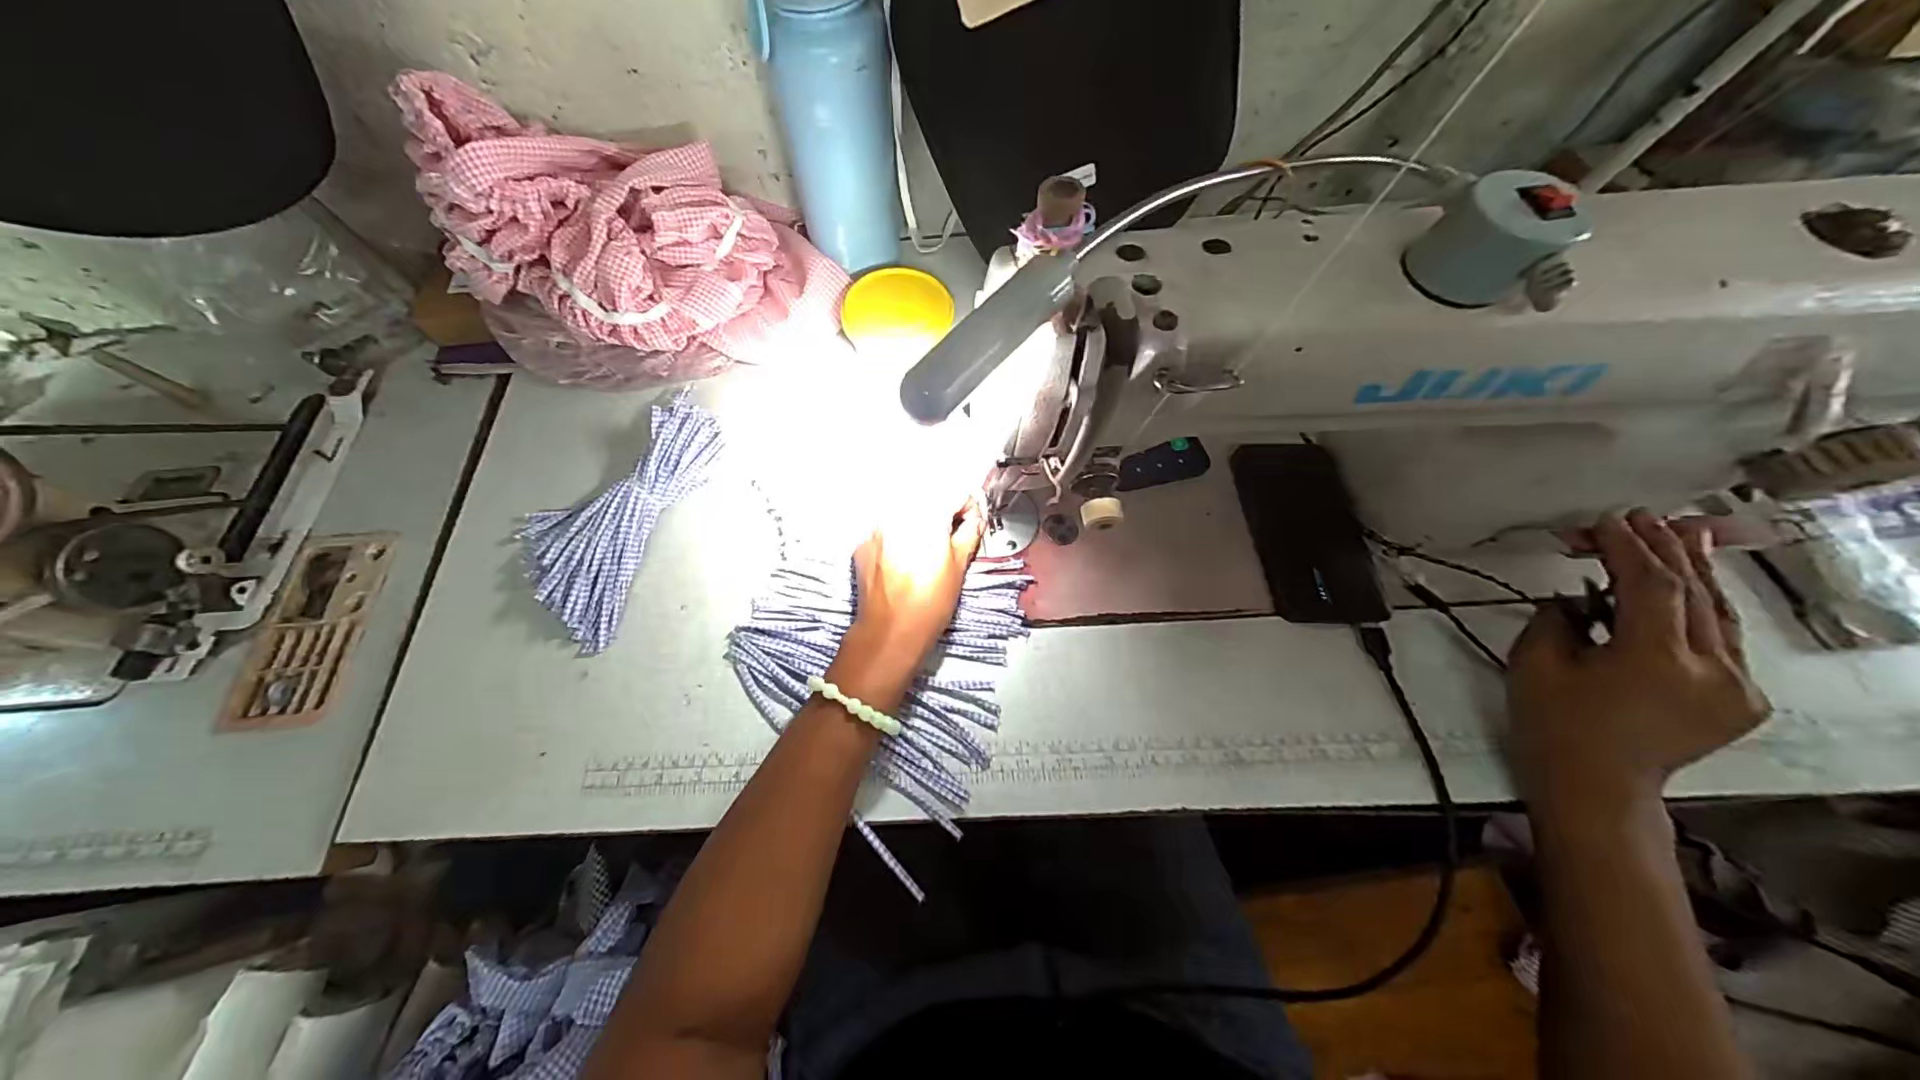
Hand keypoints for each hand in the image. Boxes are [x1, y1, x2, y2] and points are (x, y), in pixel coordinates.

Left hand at [829, 495, 985, 709]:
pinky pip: (888, 526)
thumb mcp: (959, 567)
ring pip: (906, 508)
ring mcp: (877, 526)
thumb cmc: (928, 604)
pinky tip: (907, 556)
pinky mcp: (864, 541)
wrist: (889, 632)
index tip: (972, 519)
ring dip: (921, 519)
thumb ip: (969, 533)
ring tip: (929, 546)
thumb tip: (973, 520)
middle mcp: (898, 512)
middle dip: (944, 509)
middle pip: (928, 495)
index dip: (969, 505)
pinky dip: (900, 532)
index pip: (955, 491)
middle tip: (953, 532)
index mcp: (926, 514)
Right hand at [1507, 509, 1771, 812]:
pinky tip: (1694, 585)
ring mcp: (1736, 687)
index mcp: (1656, 661)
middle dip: (1663, 549)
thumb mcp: (1535, 664)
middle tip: (1640, 518)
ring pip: (1718, 613)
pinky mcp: (1741, 699)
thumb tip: (1577, 597)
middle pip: (1693, 592)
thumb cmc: (1555, 727)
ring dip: (1694, 571)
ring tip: (1681, 534)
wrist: (1597, 786)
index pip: (1651, 585)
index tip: (1606, 522)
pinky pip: (1723, 639)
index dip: (1627, 547)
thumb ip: (1557, 619)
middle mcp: (1712, 671)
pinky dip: (1704, 606)